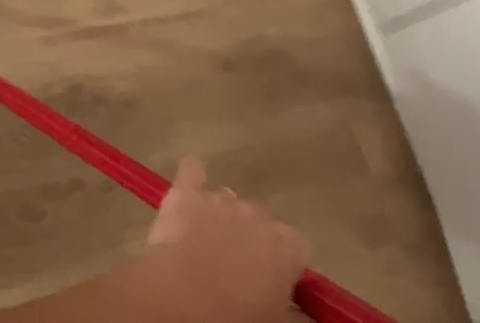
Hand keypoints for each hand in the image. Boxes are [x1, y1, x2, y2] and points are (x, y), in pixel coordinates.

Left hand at [140, 156, 309, 320]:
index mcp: (286, 247)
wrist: (183, 299)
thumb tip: (297, 311)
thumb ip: (291, 310)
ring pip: (226, 202)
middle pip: (258, 222)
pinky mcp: (186, 193)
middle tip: (233, 272)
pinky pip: (191, 172)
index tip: (272, 283)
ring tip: (203, 247)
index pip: (296, 247)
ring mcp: (220, 200)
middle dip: (248, 241)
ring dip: (219, 219)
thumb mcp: (275, 320)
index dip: (283, 264)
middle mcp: (256, 214)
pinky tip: (191, 174)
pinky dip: (192, 175)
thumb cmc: (234, 315)